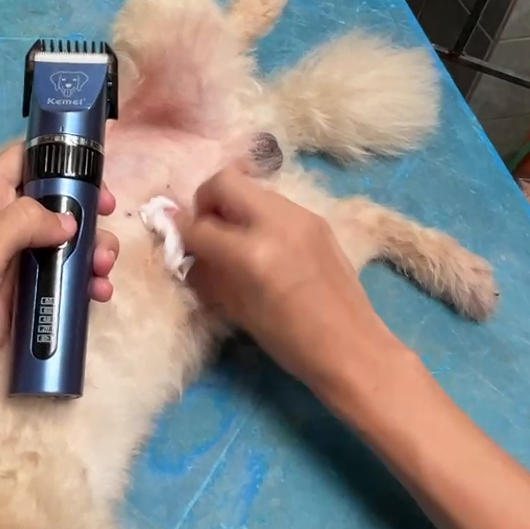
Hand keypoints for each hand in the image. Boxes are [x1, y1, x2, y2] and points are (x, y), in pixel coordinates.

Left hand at [0, 145, 117, 424]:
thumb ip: (20, 225)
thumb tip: (69, 220)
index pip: (24, 160)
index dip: (61, 159)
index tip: (95, 176)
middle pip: (55, 202)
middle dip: (87, 211)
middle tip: (108, 223)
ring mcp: (11, 265)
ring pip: (65, 243)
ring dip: (91, 250)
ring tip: (103, 270)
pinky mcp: (20, 301)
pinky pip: (61, 282)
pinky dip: (84, 284)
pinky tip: (98, 295)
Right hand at [178, 167, 400, 396]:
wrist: (353, 347)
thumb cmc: (290, 342)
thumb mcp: (238, 310)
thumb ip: (209, 271)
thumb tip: (187, 248)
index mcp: (252, 253)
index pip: (199, 226)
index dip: (180, 232)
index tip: (176, 239)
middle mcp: (275, 222)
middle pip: (224, 181)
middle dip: (206, 202)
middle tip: (206, 230)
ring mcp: (300, 215)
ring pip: (251, 188)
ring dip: (234, 206)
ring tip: (235, 240)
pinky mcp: (316, 218)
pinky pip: (275, 204)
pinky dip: (258, 215)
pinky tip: (264, 245)